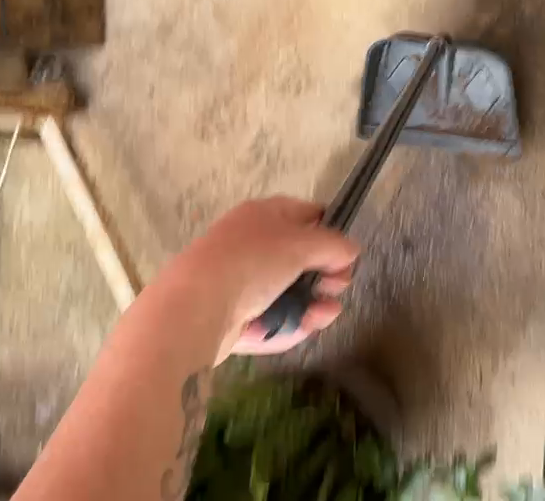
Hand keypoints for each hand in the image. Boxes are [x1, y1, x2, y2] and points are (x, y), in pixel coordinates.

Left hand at [170, 196, 360, 358]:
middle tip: (335, 289)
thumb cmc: (252, 261)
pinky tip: (304, 330)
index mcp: (266, 214)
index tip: (344, 258)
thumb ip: (334, 246)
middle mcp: (253, 243)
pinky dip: (288, 325)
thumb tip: (350, 252)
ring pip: (287, 293)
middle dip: (324, 277)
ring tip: (323, 317)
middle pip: (301, 259)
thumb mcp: (303, 244)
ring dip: (311, 305)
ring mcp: (240, 282)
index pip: (309, 216)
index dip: (331, 235)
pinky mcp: (231, 317)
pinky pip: (269, 319)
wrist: (193, 309)